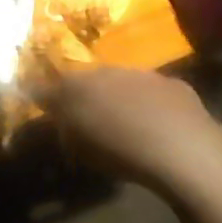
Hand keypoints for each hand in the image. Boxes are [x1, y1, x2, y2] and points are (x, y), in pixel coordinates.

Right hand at [47, 65, 221, 185]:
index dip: (41, 96)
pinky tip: (155, 123)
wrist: (183, 147)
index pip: (48, 87)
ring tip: (122, 120)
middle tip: (84, 116)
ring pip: (120, 82)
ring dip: (117, 96)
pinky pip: (152, 91)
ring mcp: (141, 74)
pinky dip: (148, 102)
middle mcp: (105, 71)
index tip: (38, 105)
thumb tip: (58, 120)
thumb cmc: (119, 151)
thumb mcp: (79, 149)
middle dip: (82, 94)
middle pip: (85, 80)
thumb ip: (65, 130)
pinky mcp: (173, 83)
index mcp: (76, 86)